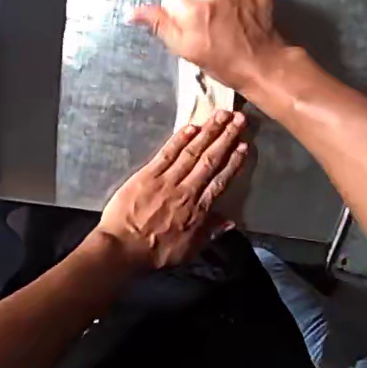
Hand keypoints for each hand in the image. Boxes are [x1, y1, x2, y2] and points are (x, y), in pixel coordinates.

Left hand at [94, 112, 249, 270]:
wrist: (123, 248)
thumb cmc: (155, 253)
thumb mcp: (188, 250)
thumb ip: (209, 232)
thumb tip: (230, 221)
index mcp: (198, 210)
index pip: (220, 181)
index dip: (233, 162)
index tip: (243, 146)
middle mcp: (186, 191)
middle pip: (210, 160)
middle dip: (226, 138)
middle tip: (239, 119)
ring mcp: (166, 181)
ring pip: (192, 152)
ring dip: (208, 132)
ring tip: (221, 115)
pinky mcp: (146, 175)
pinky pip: (166, 153)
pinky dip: (179, 139)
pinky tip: (191, 126)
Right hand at [132, 0, 294, 92]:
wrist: (261, 63)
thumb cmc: (220, 62)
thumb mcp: (183, 48)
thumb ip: (159, 25)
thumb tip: (131, 11)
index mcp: (192, 8)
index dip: (177, 12)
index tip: (189, 26)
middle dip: (195, 1)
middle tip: (208, 23)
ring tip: (226, 17)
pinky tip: (241, 9)